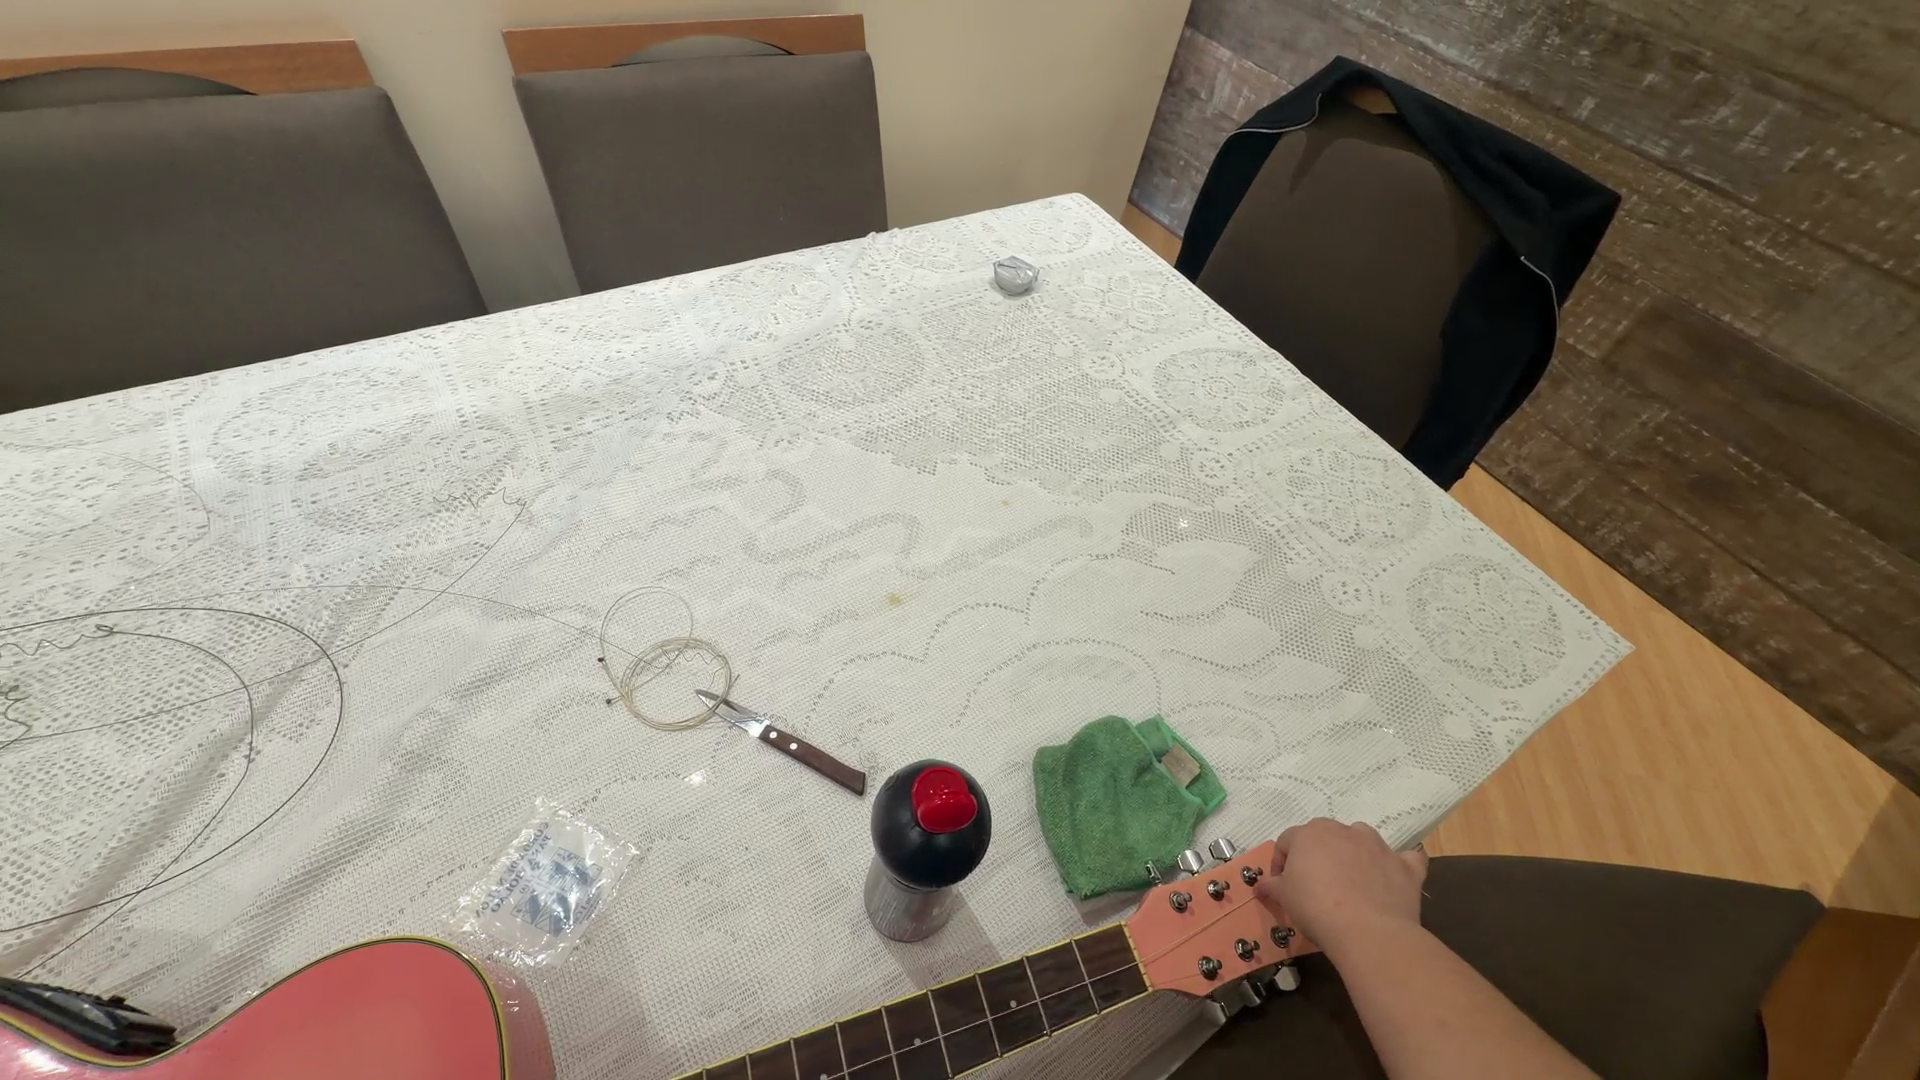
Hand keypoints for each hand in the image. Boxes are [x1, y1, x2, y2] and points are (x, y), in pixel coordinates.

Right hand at [1255, 818, 1428, 958]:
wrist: (1368, 931)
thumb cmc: (1316, 908)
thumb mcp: (1284, 898)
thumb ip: (1272, 887)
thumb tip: (1260, 887)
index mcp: (1309, 834)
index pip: (1287, 841)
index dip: (1281, 862)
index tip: (1281, 885)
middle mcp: (1343, 831)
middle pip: (1324, 835)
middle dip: (1318, 854)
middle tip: (1314, 883)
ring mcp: (1377, 846)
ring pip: (1362, 838)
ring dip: (1355, 851)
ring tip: (1351, 879)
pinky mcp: (1405, 867)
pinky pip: (1406, 858)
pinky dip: (1399, 864)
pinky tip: (1394, 876)